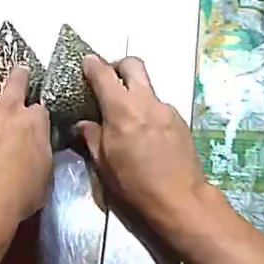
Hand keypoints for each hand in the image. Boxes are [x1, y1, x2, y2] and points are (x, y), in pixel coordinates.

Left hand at [0, 65, 51, 245]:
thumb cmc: (15, 196)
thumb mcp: (44, 176)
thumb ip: (42, 153)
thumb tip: (39, 148)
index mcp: (35, 123)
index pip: (40, 108)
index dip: (36, 112)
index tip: (34, 117)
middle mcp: (10, 107)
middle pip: (17, 79)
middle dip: (19, 75)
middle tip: (19, 74)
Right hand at [76, 55, 217, 237]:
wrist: (179, 198)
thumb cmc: (135, 185)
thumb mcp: (103, 164)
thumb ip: (92, 137)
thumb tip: (83, 124)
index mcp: (122, 110)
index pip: (104, 73)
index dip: (92, 65)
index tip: (86, 64)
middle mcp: (146, 102)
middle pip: (133, 65)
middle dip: (118, 66)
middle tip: (108, 81)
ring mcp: (166, 109)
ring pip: (147, 88)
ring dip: (134, 93)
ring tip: (126, 117)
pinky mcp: (180, 121)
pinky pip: (159, 107)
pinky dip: (148, 111)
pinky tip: (145, 135)